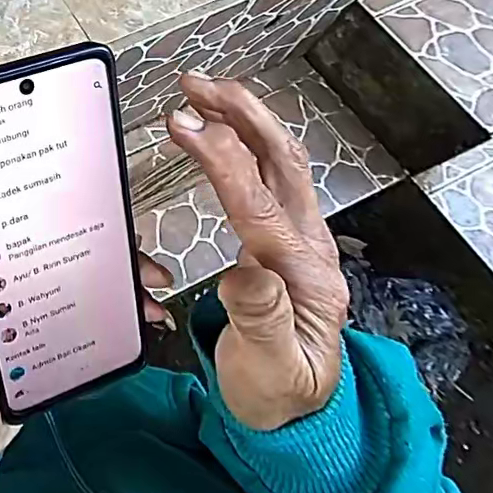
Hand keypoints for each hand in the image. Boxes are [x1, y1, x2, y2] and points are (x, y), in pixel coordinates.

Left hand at [0, 213, 178, 478]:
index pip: (19, 231)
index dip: (60, 221)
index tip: (101, 225)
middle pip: (56, 254)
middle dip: (104, 256)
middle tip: (144, 272)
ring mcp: (19, 310)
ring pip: (71, 282)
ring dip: (111, 286)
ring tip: (147, 303)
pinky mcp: (34, 335)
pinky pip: (74, 313)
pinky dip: (105, 314)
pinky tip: (129, 322)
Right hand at [166, 71, 348, 430]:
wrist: (297, 406)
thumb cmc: (279, 391)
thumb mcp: (271, 370)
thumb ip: (262, 323)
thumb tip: (246, 274)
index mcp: (302, 274)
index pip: (256, 204)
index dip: (221, 159)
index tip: (185, 125)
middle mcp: (306, 245)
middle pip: (282, 162)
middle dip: (242, 115)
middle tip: (197, 86)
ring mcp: (298, 237)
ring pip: (278, 161)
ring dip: (244, 119)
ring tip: (202, 92)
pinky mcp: (282, 236)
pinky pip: (268, 174)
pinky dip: (244, 139)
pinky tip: (220, 127)